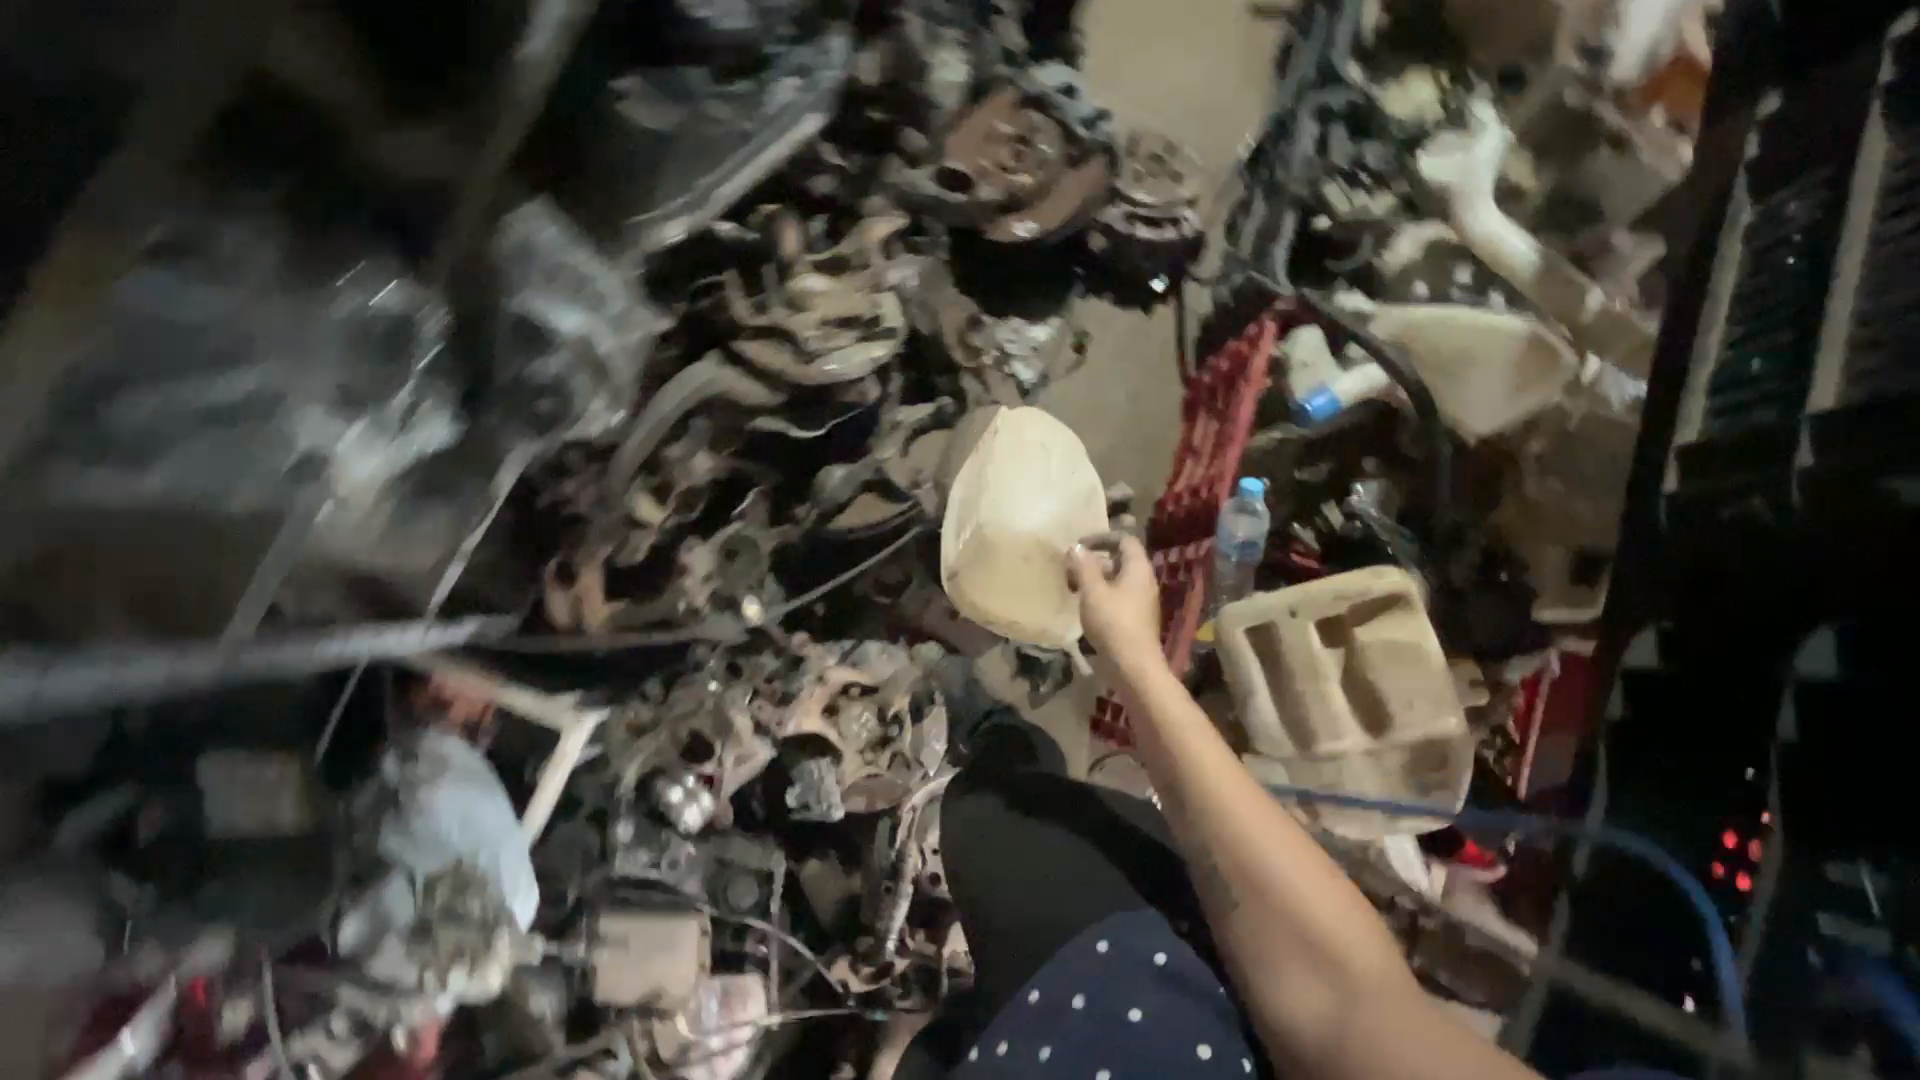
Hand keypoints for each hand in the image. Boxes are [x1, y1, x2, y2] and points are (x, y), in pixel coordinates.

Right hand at [1065, 533, 1162, 669]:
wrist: (1133, 665)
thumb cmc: (1113, 623)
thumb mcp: (1093, 591)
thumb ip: (1083, 566)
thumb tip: (1075, 547)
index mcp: (1138, 568)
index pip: (1124, 540)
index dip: (1101, 537)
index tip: (1079, 545)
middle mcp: (1144, 581)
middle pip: (1120, 559)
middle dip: (1094, 560)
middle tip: (1071, 569)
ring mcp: (1142, 601)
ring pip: (1117, 579)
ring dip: (1095, 579)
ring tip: (1073, 588)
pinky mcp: (1136, 618)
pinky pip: (1118, 596)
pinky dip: (1101, 594)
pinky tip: (1085, 606)